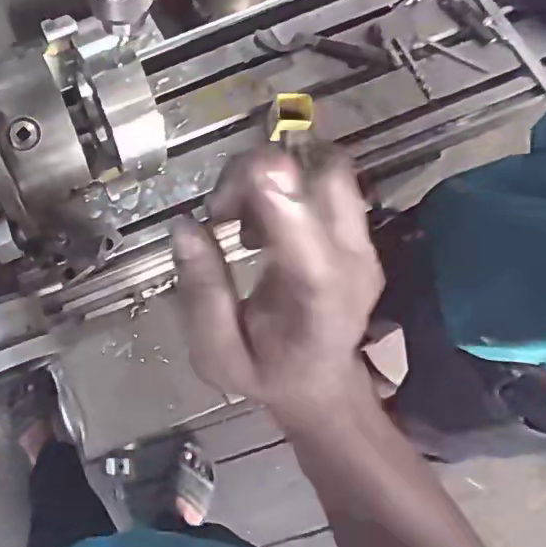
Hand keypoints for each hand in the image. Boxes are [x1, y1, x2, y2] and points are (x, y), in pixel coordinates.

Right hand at [170, 145, 383, 419]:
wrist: (325, 382)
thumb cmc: (268, 373)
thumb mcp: (217, 355)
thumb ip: (202, 295)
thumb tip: (185, 228)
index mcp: (319, 304)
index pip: (310, 245)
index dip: (278, 202)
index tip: (233, 190)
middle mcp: (351, 261)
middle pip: (322, 177)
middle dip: (258, 175)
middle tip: (220, 211)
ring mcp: (360, 240)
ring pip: (325, 164)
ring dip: (271, 174)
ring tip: (238, 215)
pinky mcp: (355, 227)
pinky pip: (322, 175)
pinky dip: (283, 179)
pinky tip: (259, 215)